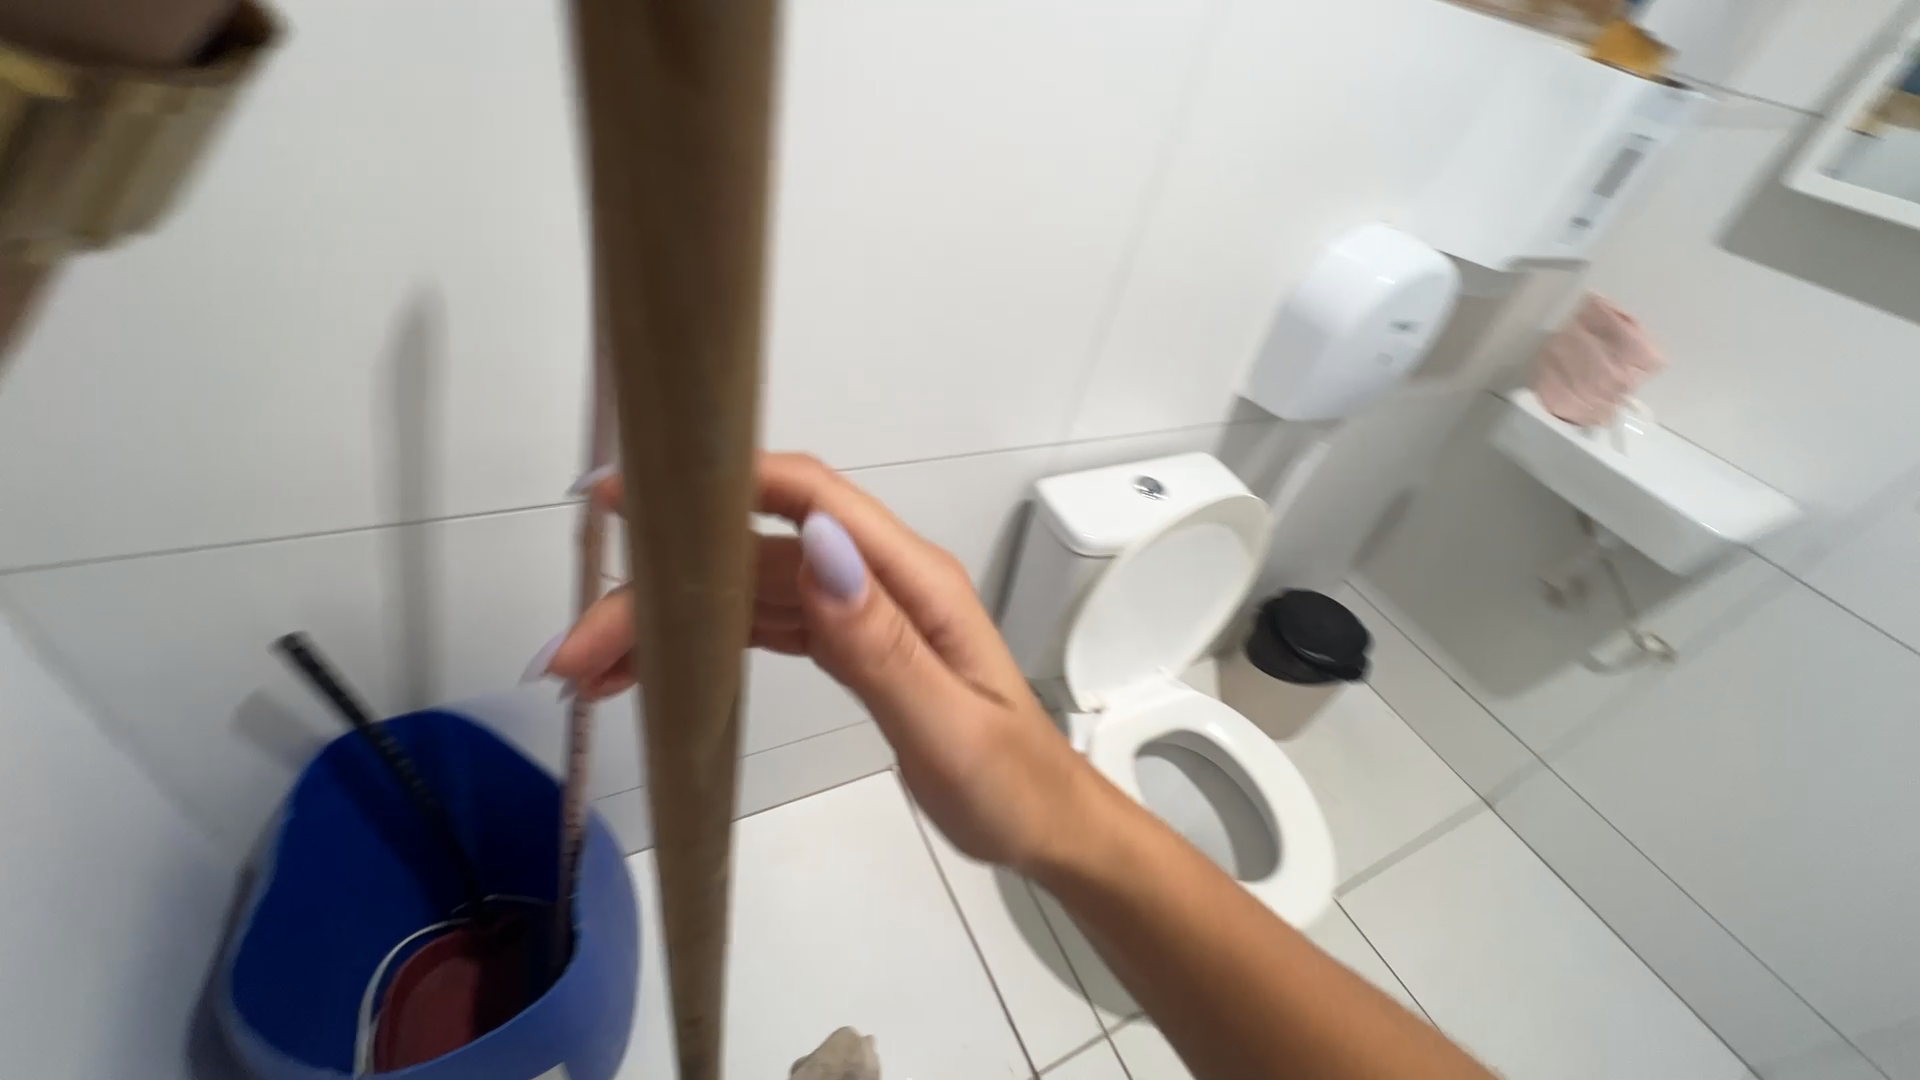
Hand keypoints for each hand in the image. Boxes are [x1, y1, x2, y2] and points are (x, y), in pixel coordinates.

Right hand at [540, 453, 1104, 869]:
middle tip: (578, 647)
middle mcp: (881, 580)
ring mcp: (863, 610)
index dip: (727, 480)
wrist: (1038, 818)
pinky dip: (711, 641)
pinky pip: (770, 625)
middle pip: (759, 554)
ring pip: (752, 590)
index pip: (813, 500)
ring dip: (674, 619)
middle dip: (666, 587)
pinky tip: (659, 670)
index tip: (633, 492)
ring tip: (593, 666)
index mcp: (913, 581)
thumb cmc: (1007, 784)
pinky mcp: (849, 643)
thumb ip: (883, 643)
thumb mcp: (949, 727)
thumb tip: (819, 545)